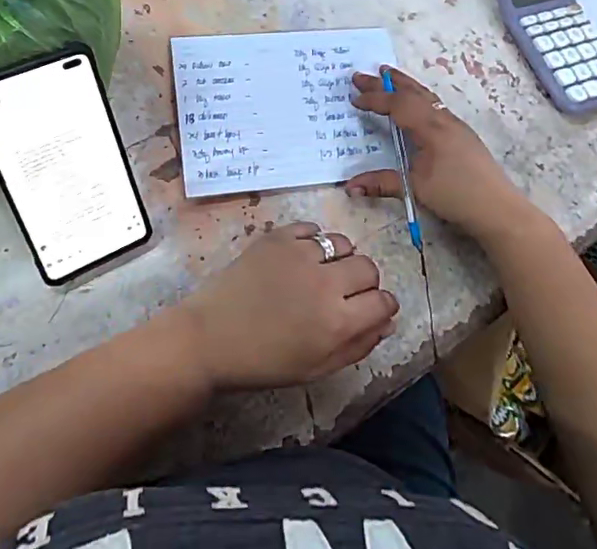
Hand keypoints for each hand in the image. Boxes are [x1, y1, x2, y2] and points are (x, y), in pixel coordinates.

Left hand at [174, 222, 397, 390]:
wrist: (211, 337)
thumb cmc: (265, 361)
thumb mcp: (317, 367)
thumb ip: (357, 345)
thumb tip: (386, 321)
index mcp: (337, 323)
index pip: (384, 302)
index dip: (381, 306)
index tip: (370, 309)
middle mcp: (325, 283)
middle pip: (368, 268)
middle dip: (364, 282)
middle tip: (344, 293)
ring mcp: (300, 255)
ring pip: (343, 243)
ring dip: (339, 258)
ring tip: (320, 272)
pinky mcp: (278, 237)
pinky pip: (312, 229)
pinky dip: (313, 241)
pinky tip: (300, 258)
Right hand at [345, 67, 534, 242]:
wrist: (499, 209)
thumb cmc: (456, 196)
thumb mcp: (416, 189)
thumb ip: (382, 182)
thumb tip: (349, 186)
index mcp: (431, 128)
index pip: (398, 105)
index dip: (374, 100)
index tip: (354, 98)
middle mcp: (444, 120)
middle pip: (412, 93)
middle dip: (386, 83)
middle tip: (361, 75)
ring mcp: (455, 125)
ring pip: (426, 96)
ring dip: (404, 85)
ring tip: (387, 74)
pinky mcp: (462, 134)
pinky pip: (434, 105)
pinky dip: (417, 96)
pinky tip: (414, 102)